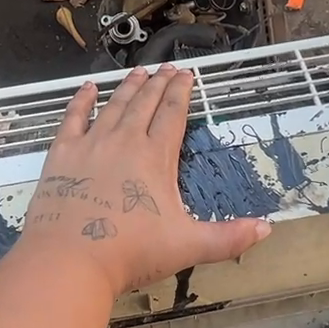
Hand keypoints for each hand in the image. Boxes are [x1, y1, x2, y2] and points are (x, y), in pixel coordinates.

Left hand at [17, 65, 271, 296]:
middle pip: (145, 104)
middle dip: (158, 84)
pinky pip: (73, 118)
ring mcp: (91, 144)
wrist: (71, 260)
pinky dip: (82, 100)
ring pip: (113, 106)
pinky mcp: (62, 154)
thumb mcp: (187, 246)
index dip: (181, 92)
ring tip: (138, 72)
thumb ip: (228, 238)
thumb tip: (266, 227)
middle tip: (166, 67)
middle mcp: (124, 140)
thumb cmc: (131, 253)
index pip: (172, 114)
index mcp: (155, 156)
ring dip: (128, 87)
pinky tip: (88, 88)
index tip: (187, 74)